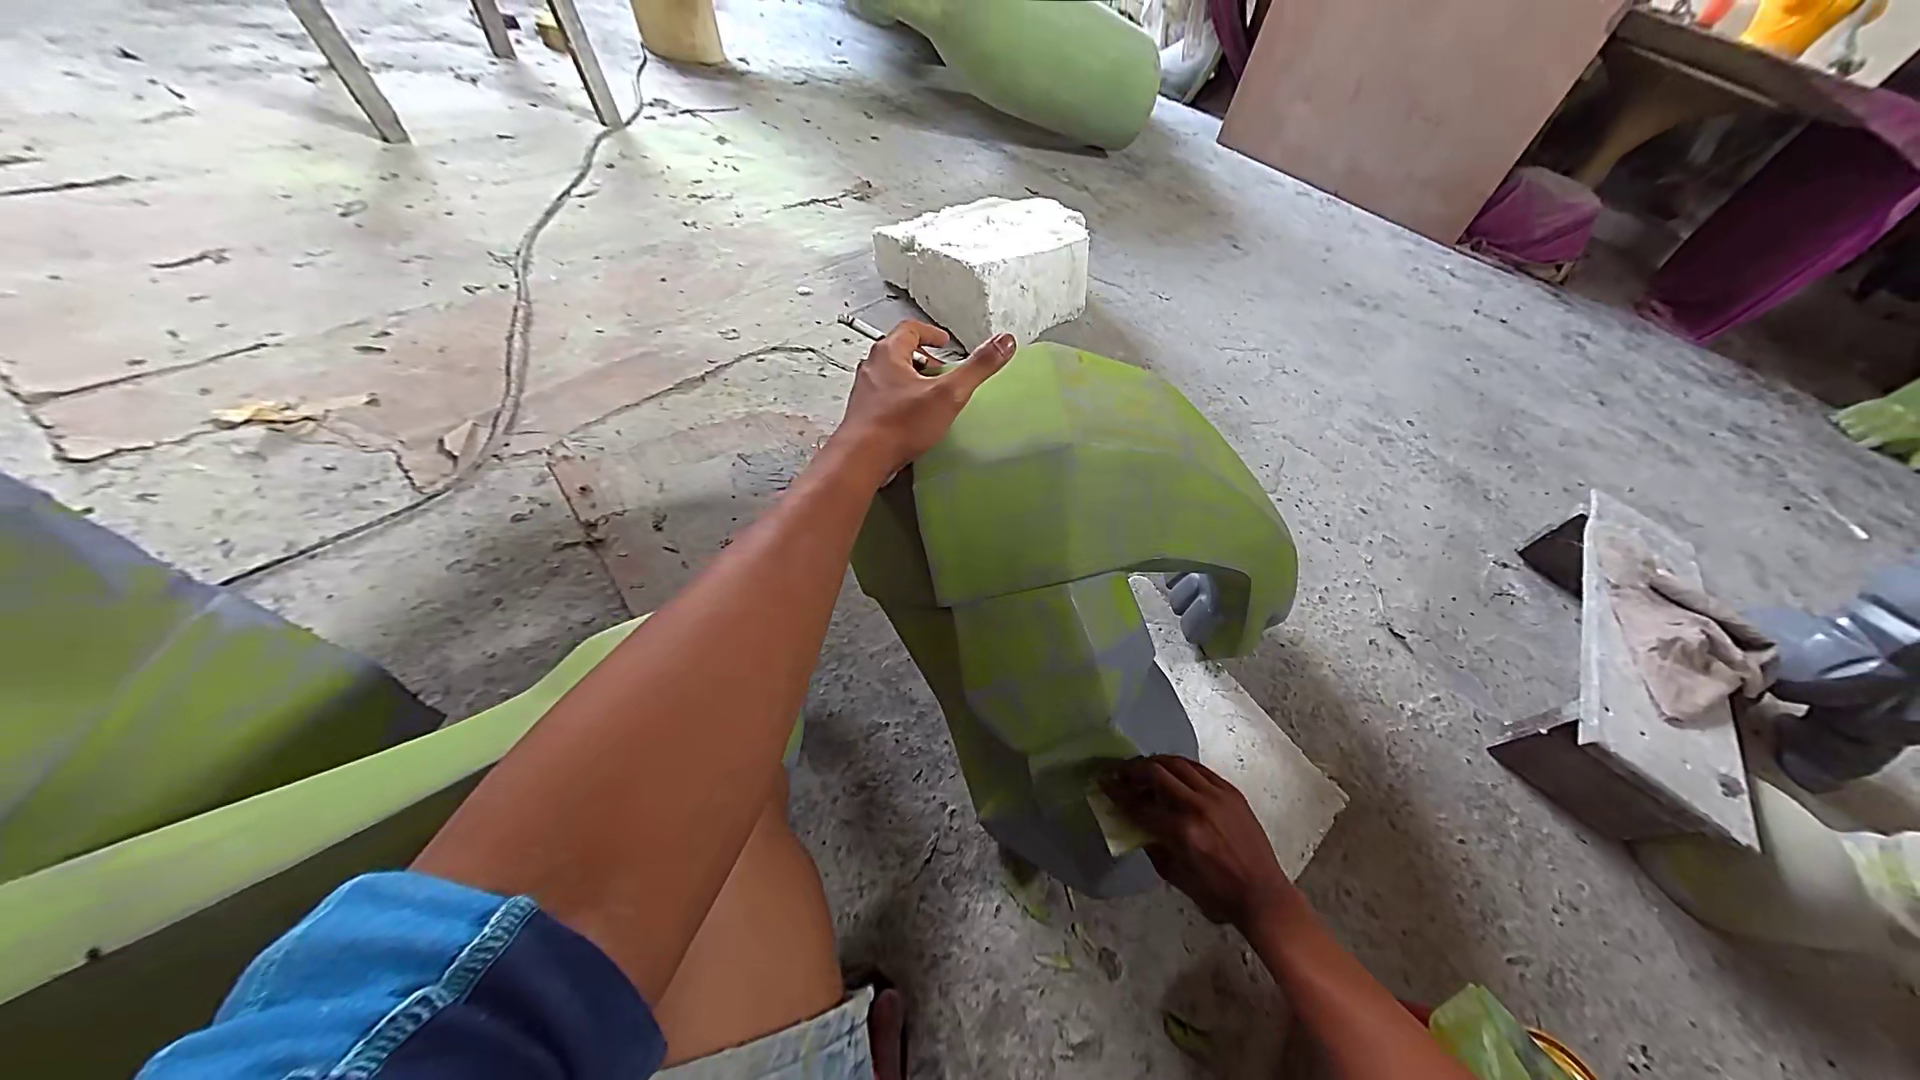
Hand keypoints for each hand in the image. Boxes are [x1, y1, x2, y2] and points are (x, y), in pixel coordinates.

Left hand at [835, 320, 1015, 479]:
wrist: (863, 458)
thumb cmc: (900, 424)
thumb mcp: (949, 393)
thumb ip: (978, 367)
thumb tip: (1004, 342)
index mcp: (889, 354)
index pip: (910, 329)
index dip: (930, 333)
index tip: (943, 341)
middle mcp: (872, 369)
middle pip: (899, 353)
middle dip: (923, 359)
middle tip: (941, 370)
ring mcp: (865, 393)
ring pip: (891, 378)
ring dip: (912, 382)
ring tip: (931, 396)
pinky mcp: (864, 416)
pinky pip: (885, 401)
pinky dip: (901, 402)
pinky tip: (914, 419)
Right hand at [1101, 755, 1294, 927]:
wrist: (1263, 896)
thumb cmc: (1218, 895)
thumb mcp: (1176, 876)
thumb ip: (1153, 847)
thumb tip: (1137, 825)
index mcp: (1182, 832)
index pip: (1140, 805)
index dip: (1117, 793)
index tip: (1104, 784)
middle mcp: (1198, 807)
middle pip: (1156, 773)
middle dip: (1133, 770)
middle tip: (1121, 773)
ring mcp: (1217, 796)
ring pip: (1177, 764)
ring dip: (1155, 763)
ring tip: (1143, 768)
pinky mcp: (1231, 793)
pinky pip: (1199, 769)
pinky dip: (1180, 766)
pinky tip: (1171, 772)